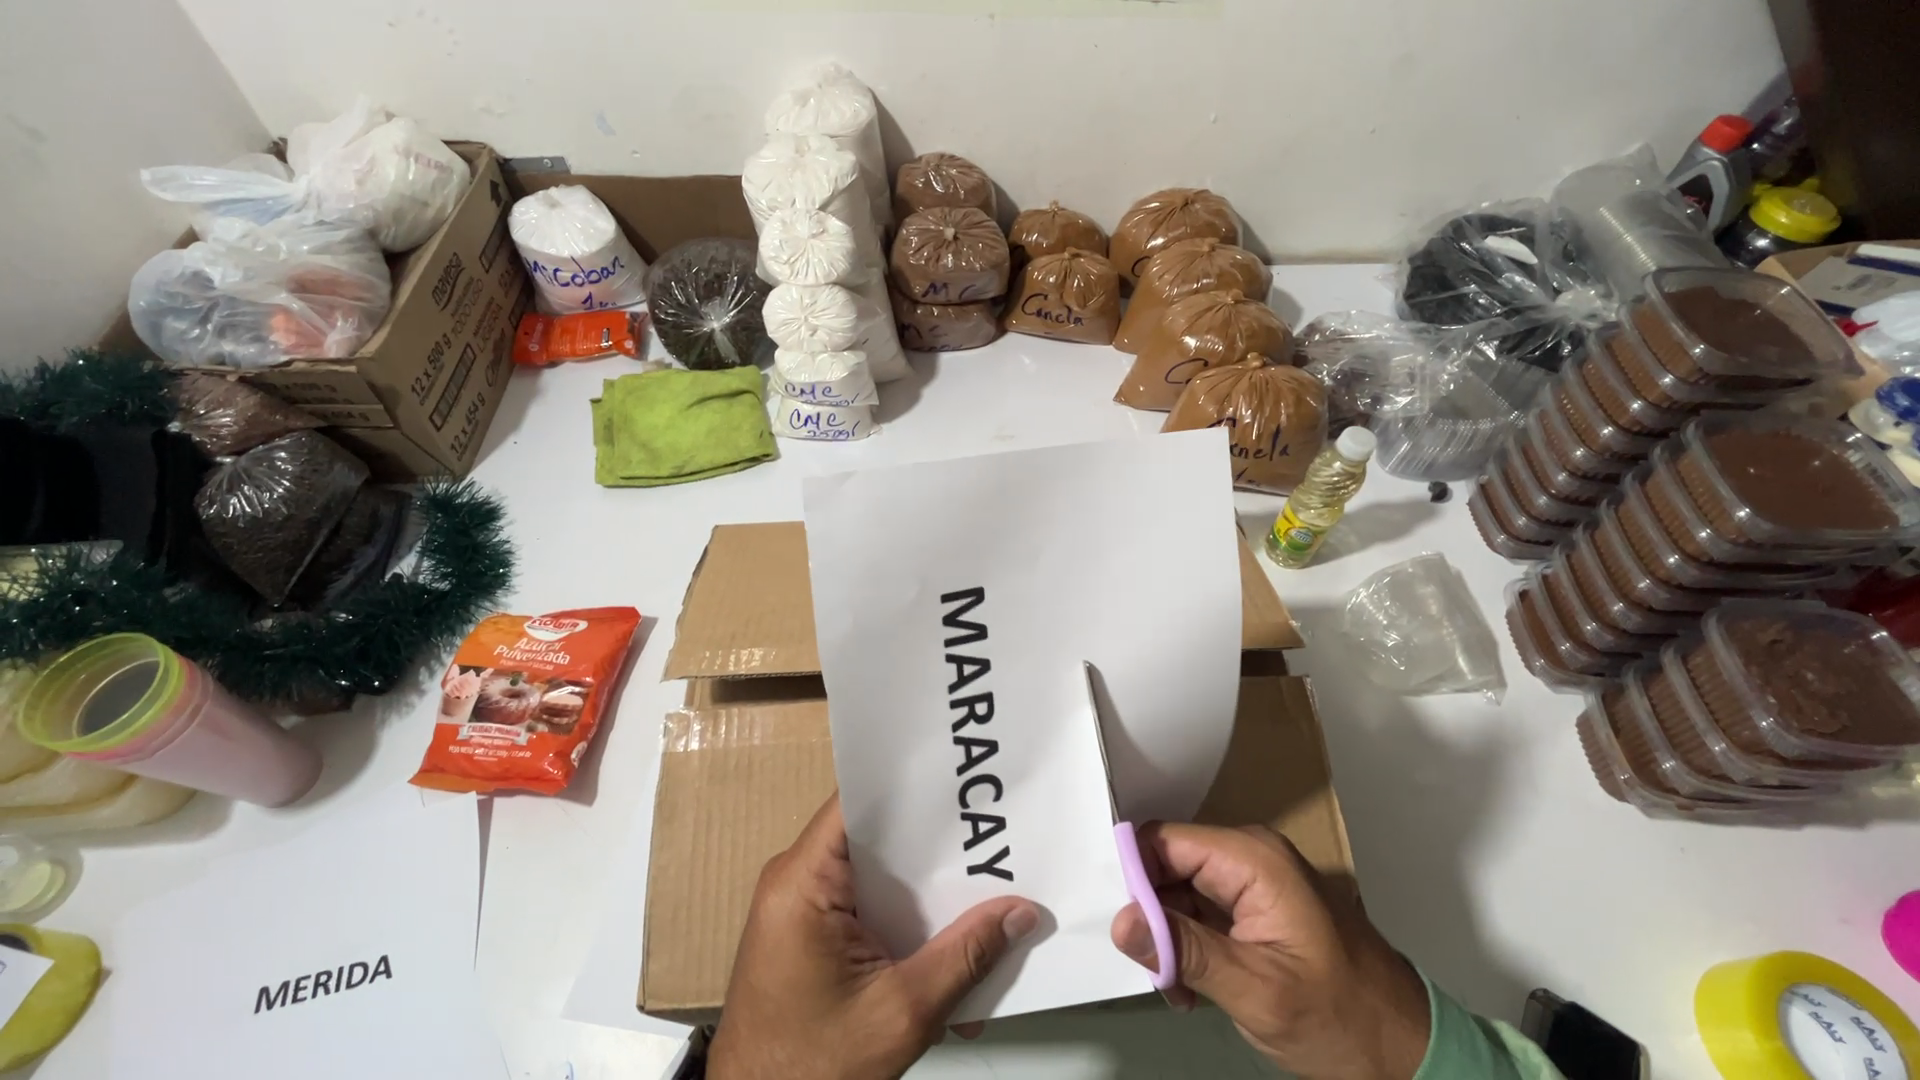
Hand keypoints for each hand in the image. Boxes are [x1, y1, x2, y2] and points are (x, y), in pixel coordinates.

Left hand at [708, 794, 1041, 1079]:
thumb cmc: (812, 1065)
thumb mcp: (902, 1011)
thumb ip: (965, 955)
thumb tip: (1020, 911)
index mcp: (803, 880)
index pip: (859, 800)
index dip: (911, 785)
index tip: (963, 780)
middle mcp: (796, 879)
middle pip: (875, 834)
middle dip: (934, 838)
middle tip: (993, 829)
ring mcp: (801, 905)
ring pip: (876, 870)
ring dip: (924, 882)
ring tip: (984, 875)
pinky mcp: (810, 931)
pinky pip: (866, 901)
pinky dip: (905, 912)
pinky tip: (949, 927)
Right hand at [1111, 823, 1430, 1079]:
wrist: (1405, 1054)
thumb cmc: (1341, 1019)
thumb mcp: (1256, 989)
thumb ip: (1185, 950)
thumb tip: (1122, 922)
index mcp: (1252, 859)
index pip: (1163, 841)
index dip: (1135, 880)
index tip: (1127, 931)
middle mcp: (1248, 857)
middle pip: (1167, 865)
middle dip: (1152, 917)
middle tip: (1159, 973)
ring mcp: (1252, 881)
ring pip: (1178, 891)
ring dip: (1170, 939)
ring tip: (1180, 990)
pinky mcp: (1253, 907)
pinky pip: (1199, 910)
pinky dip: (1188, 946)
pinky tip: (1195, 987)